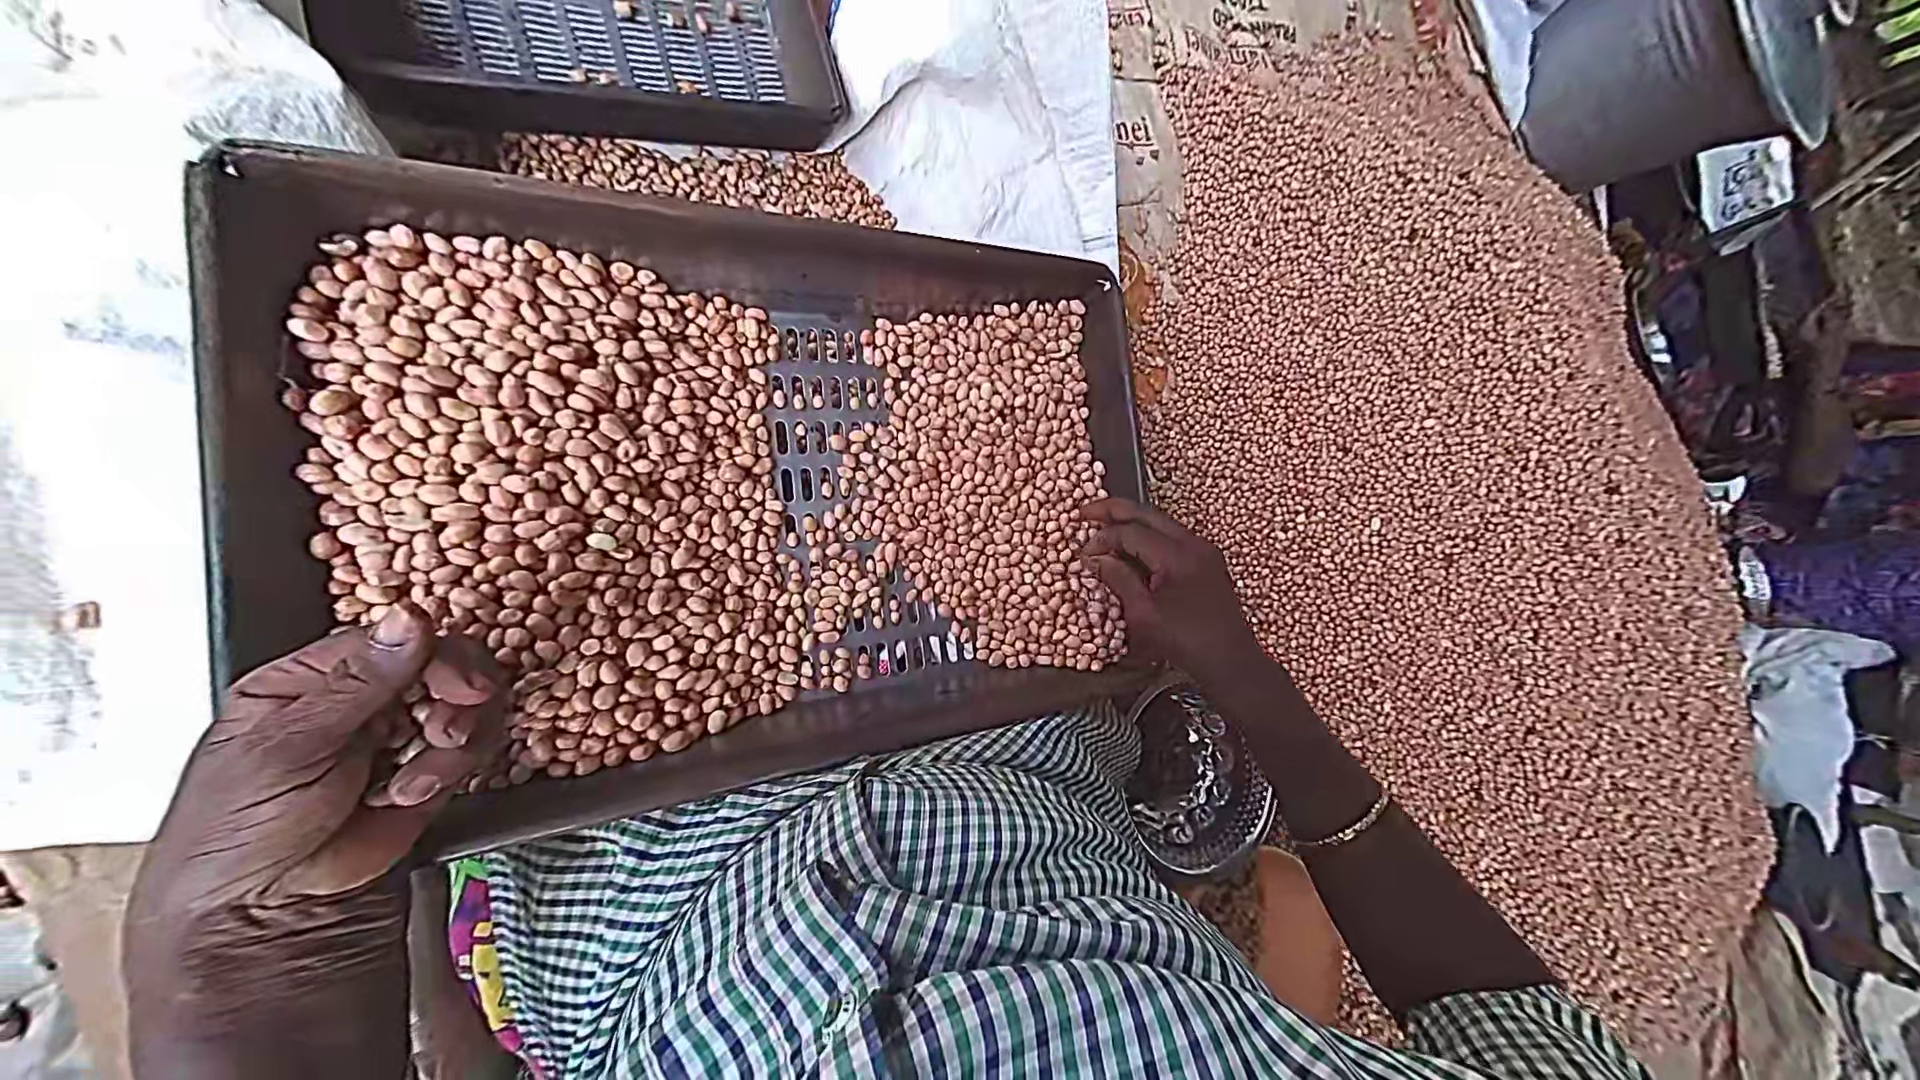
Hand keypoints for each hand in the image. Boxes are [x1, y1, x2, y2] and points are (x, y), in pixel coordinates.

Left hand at [125, 604, 505, 1076]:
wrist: (268, 916)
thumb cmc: (240, 835)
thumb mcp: (285, 749)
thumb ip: (356, 682)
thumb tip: (411, 620)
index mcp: (310, 680)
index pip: (394, 639)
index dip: (435, 654)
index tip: (459, 682)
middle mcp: (364, 697)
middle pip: (444, 665)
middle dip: (455, 697)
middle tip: (448, 728)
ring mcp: (403, 729)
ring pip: (469, 701)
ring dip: (457, 737)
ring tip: (420, 776)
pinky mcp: (435, 762)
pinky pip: (476, 741)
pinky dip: (457, 766)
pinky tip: (417, 791)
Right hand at [1080, 497, 1268, 687]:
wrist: (1231, 661)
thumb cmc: (1185, 641)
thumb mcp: (1143, 613)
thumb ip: (1118, 579)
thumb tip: (1095, 558)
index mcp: (1177, 555)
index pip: (1131, 531)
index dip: (1103, 538)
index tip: (1083, 552)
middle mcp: (1193, 544)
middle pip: (1147, 513)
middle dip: (1114, 510)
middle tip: (1086, 512)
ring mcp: (1203, 551)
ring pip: (1160, 522)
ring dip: (1131, 521)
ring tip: (1104, 524)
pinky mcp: (1206, 561)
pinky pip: (1171, 537)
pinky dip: (1147, 535)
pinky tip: (1130, 546)